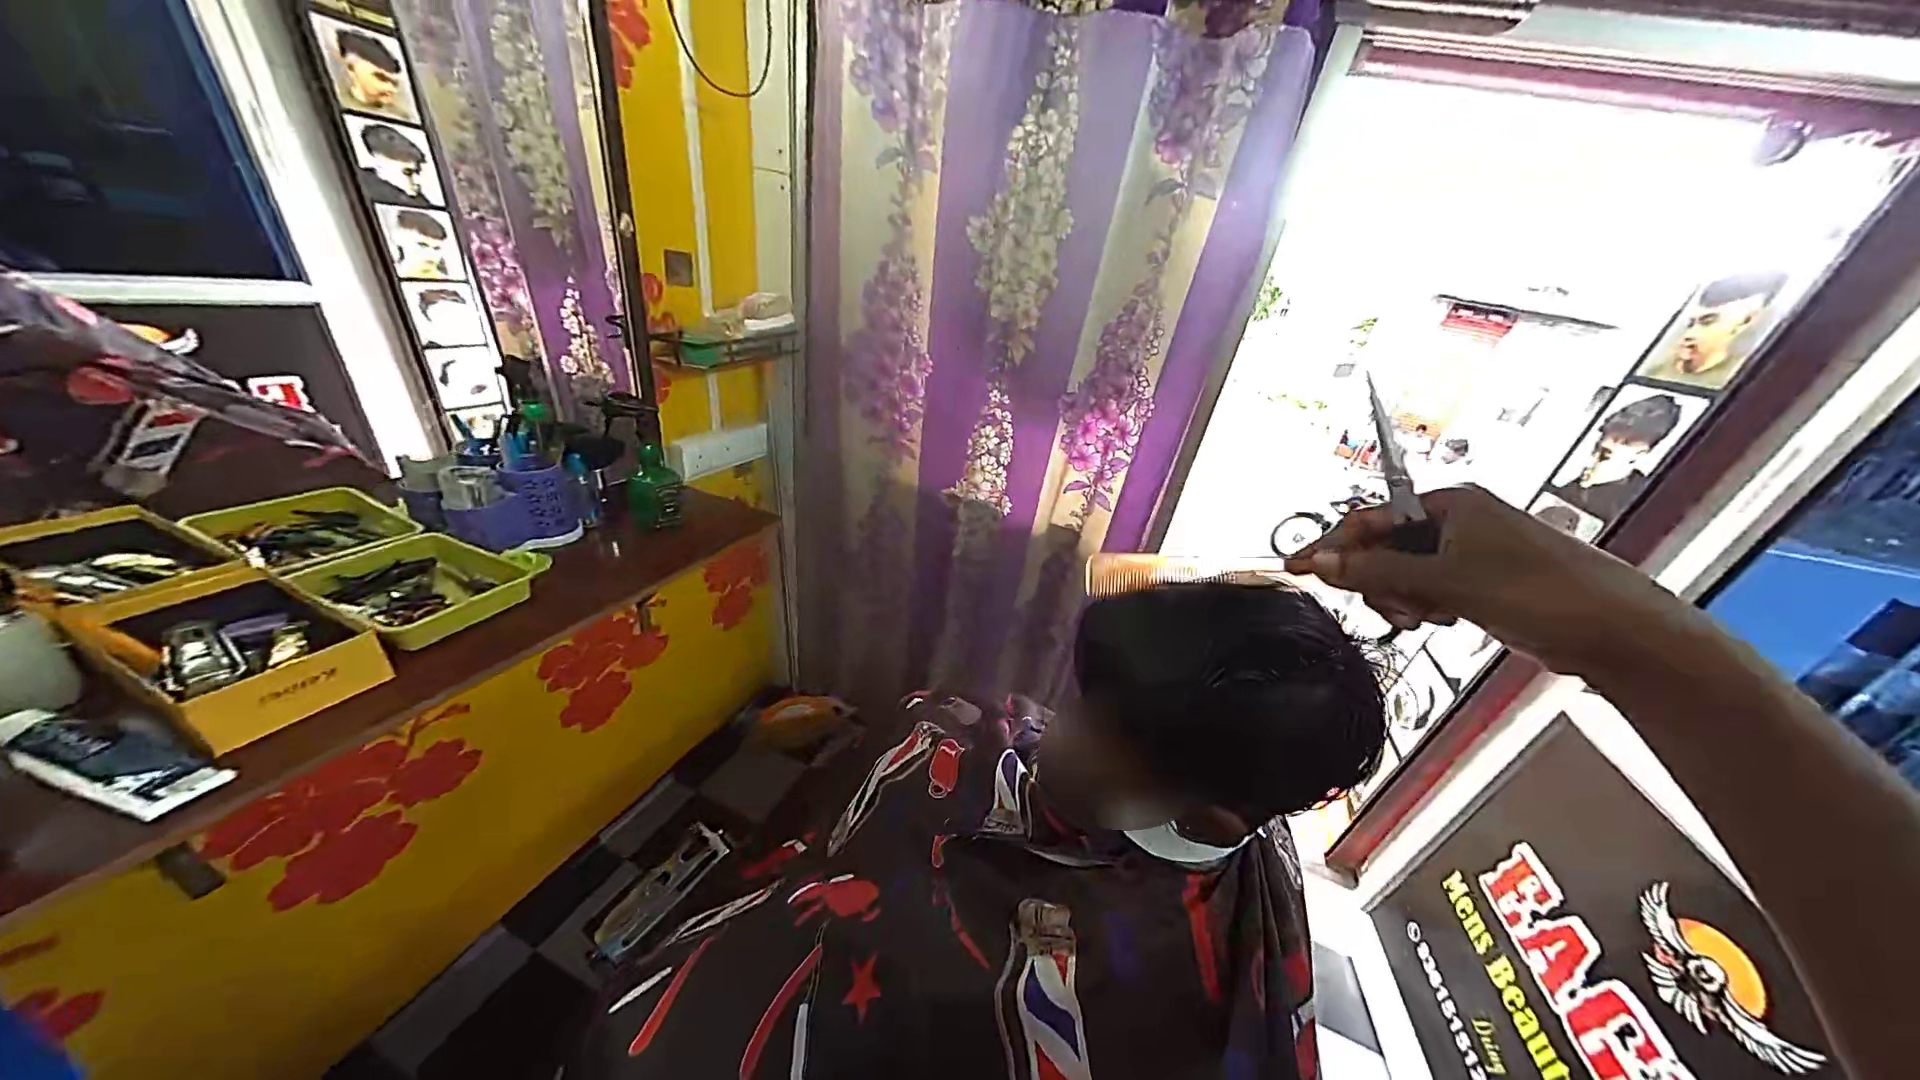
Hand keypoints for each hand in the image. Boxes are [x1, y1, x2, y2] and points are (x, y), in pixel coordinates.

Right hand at [1283, 486, 1687, 674]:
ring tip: (1425, 615)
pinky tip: (1439, 618)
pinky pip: (1421, 589)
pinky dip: (1419, 605)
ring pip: (1398, 573)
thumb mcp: (1445, 580)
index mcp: (1450, 504)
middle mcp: (1455, 523)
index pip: (1369, 520)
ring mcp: (1465, 553)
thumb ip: (1373, 572)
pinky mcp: (1474, 581)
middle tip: (1392, 605)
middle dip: (1378, 580)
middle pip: (1380, 548)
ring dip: (1400, 598)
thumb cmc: (1542, 592)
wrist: (1618, 636)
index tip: (1296, 565)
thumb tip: (1317, 562)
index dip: (1332, 546)